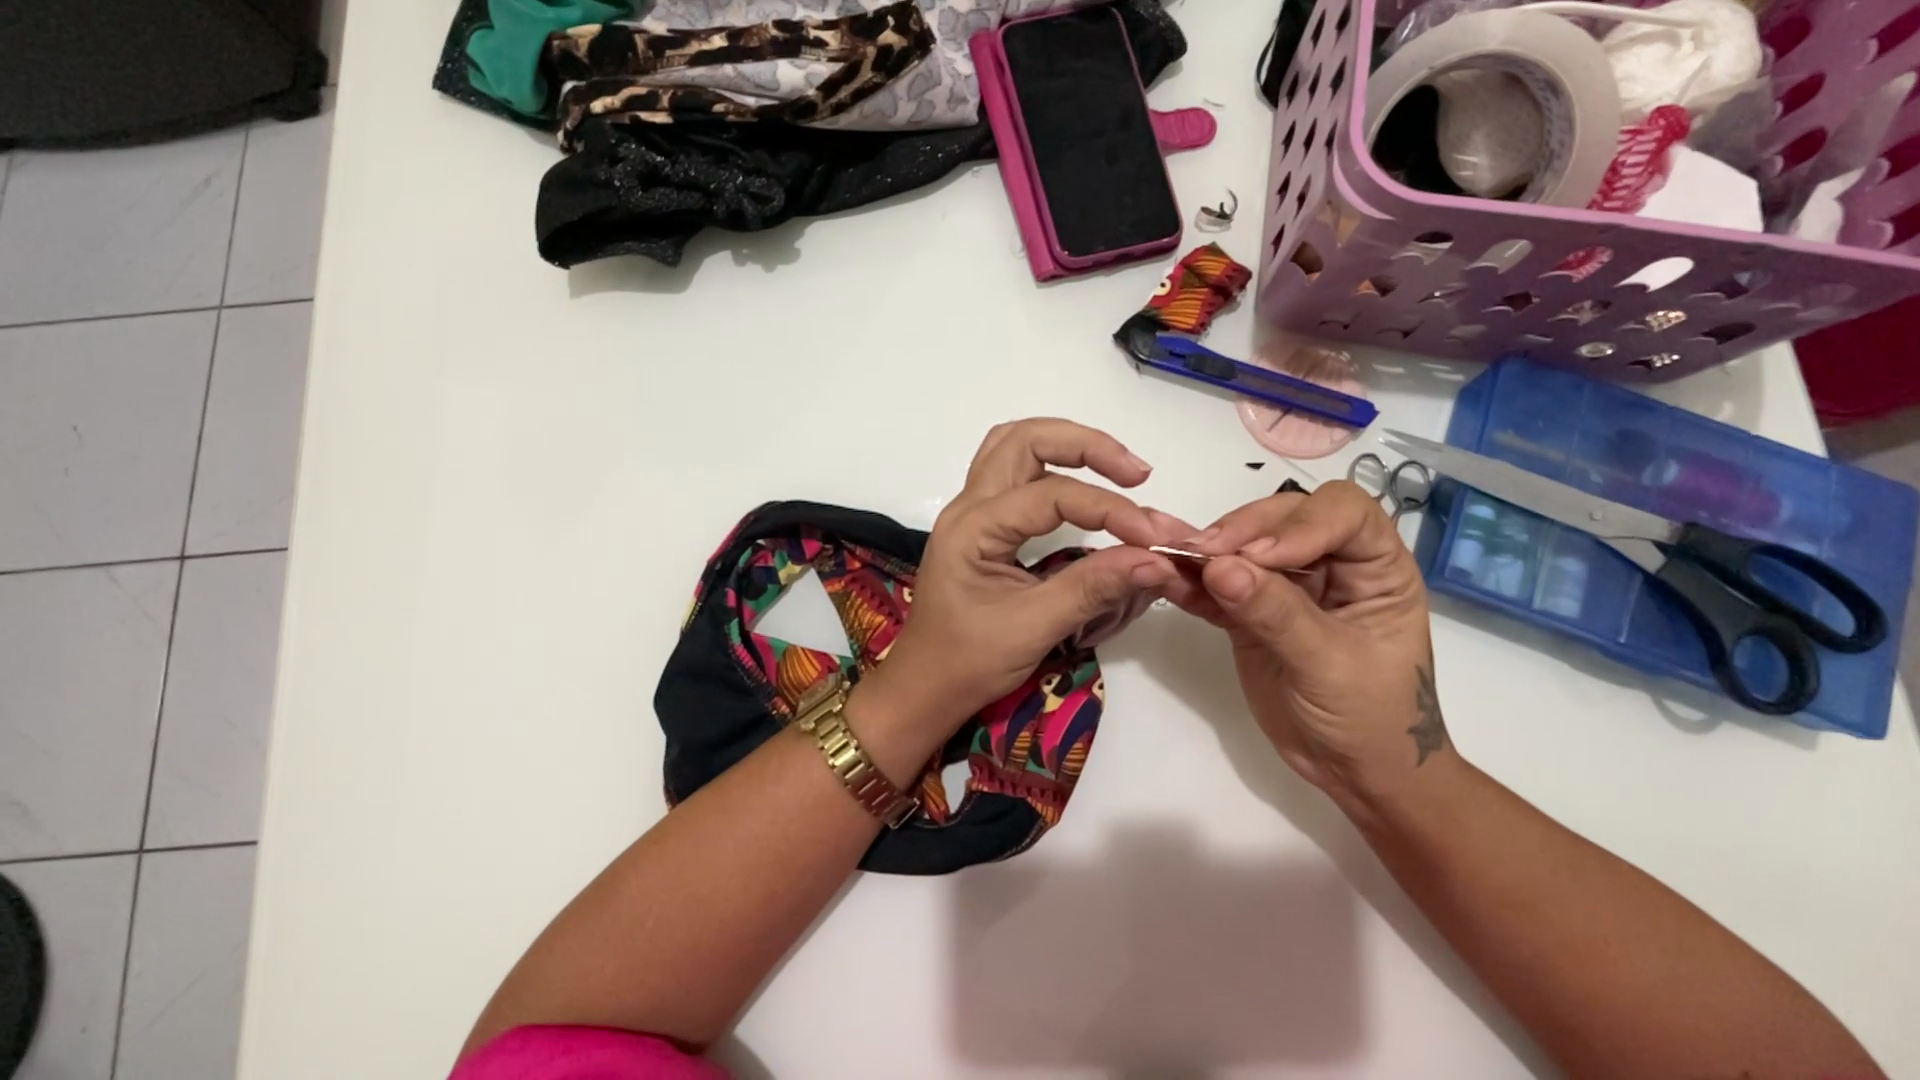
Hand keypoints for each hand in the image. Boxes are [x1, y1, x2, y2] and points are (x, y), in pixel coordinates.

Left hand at [865, 419, 1176, 734]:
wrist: (925, 687)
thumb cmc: (968, 662)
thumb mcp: (1034, 627)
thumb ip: (1093, 587)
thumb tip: (1156, 560)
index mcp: (973, 528)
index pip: (1052, 494)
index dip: (1109, 509)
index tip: (1153, 537)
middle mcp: (968, 507)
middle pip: (1025, 439)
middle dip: (1086, 446)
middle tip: (1137, 475)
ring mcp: (972, 513)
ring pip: (1017, 448)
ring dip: (1067, 447)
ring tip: (1118, 472)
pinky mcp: (983, 527)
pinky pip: (1015, 473)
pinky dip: (1053, 467)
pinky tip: (1084, 488)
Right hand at [1162, 481, 1447, 803]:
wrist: (1355, 773)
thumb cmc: (1371, 718)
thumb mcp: (1330, 665)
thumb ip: (1276, 613)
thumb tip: (1219, 567)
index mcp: (1376, 567)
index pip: (1343, 514)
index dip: (1300, 523)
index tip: (1260, 557)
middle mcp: (1332, 565)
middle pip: (1285, 519)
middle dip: (1244, 531)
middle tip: (1202, 553)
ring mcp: (1287, 588)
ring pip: (1245, 547)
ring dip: (1208, 551)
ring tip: (1172, 560)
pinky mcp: (1250, 613)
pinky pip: (1218, 587)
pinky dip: (1192, 583)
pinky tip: (1166, 580)